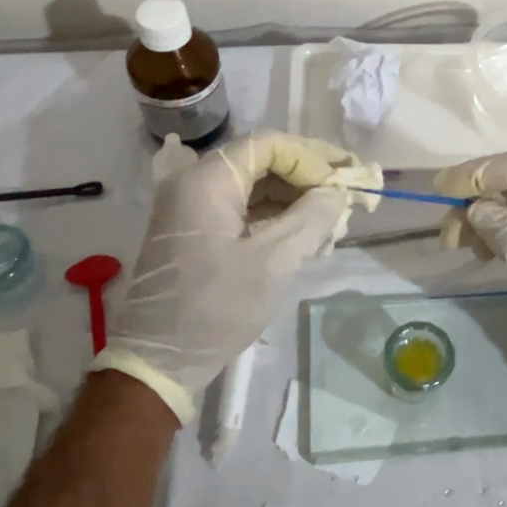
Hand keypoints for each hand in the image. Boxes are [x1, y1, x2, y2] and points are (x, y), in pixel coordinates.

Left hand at [93, 132, 362, 422]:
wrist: (159, 362)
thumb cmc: (214, 308)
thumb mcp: (273, 263)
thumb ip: (311, 219)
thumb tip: (335, 192)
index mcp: (207, 181)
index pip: (269, 145)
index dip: (312, 158)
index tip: (343, 182)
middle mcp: (195, 183)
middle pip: (262, 160)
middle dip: (308, 175)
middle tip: (348, 191)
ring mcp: (192, 208)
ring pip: (255, 185)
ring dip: (295, 197)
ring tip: (334, 218)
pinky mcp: (196, 232)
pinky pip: (243, 209)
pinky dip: (276, 216)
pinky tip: (307, 234)